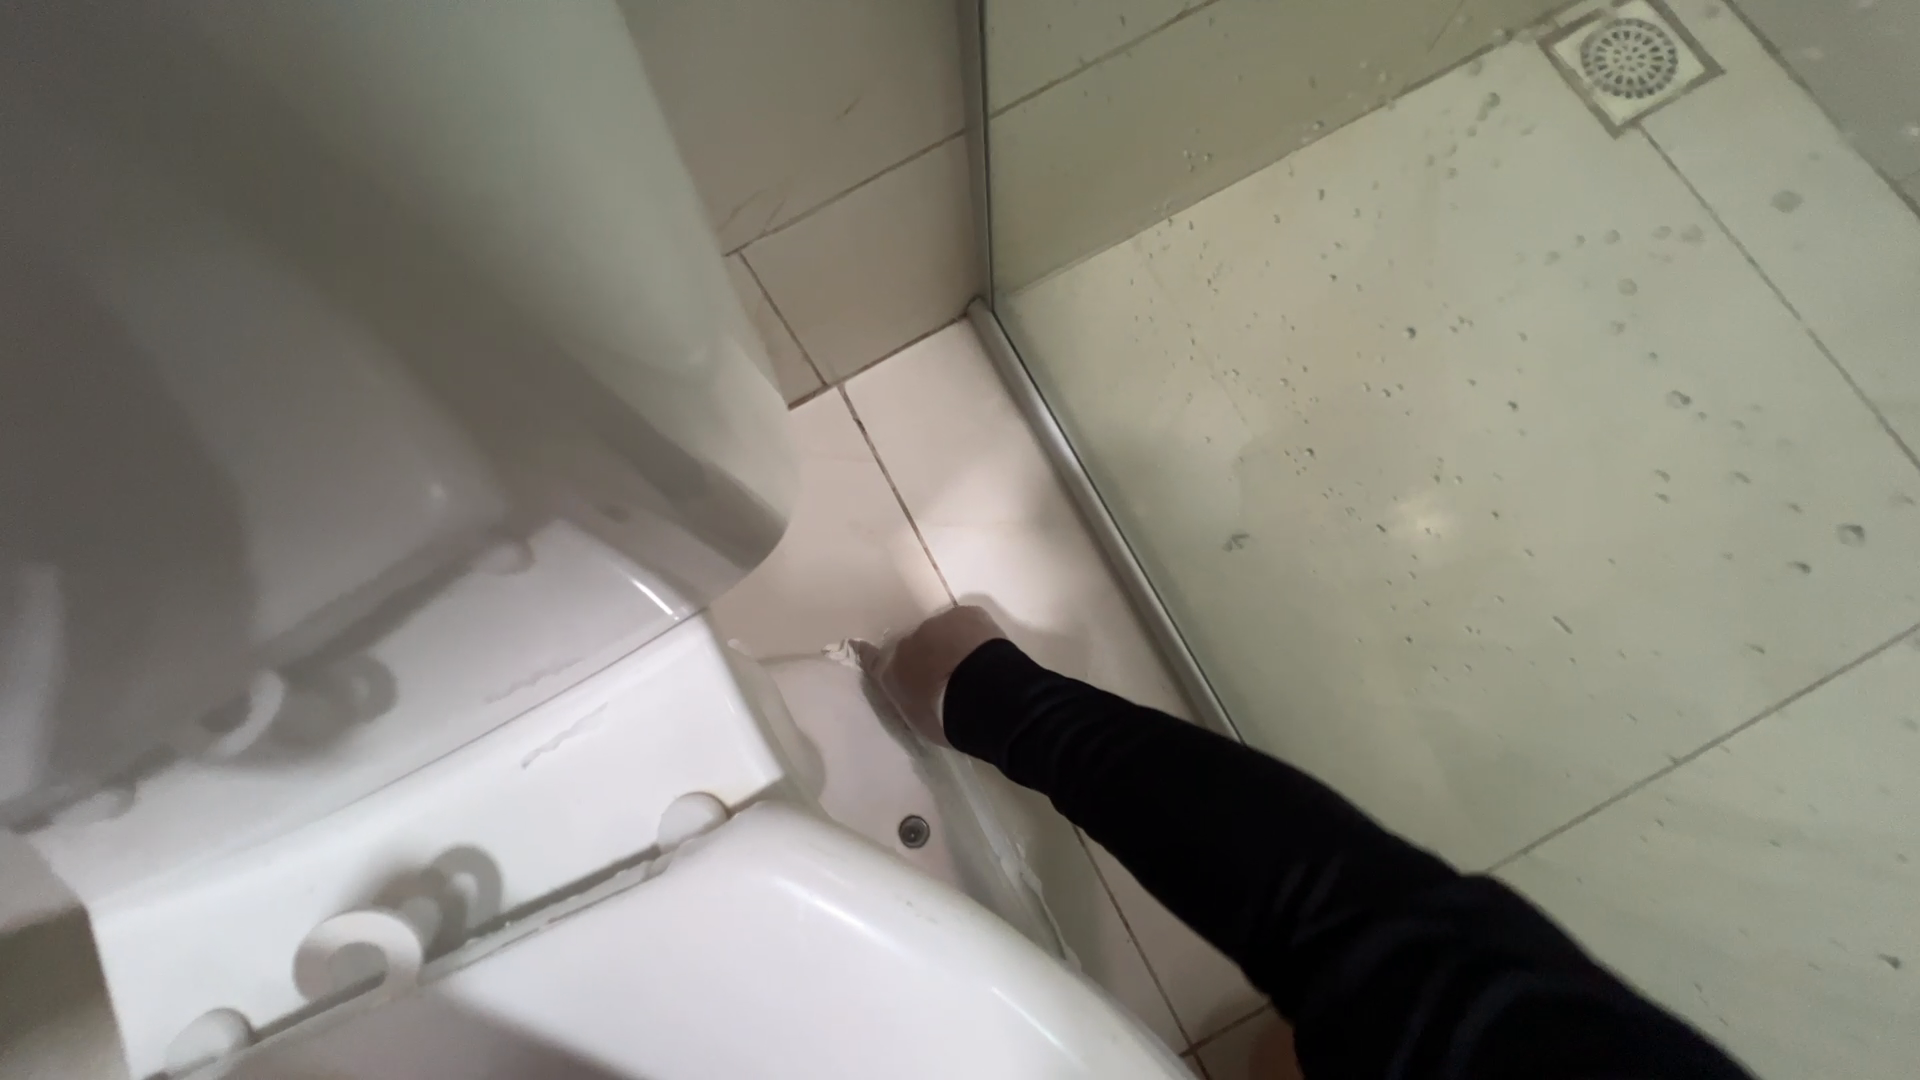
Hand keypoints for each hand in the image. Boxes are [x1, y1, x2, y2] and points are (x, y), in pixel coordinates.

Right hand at [853, 605, 1006, 746]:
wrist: (980, 694)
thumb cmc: (945, 717)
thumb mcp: (918, 717)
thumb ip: (911, 699)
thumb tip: (916, 693)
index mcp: (890, 672)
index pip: (873, 659)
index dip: (867, 653)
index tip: (859, 645)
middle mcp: (907, 643)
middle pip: (913, 645)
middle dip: (926, 656)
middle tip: (946, 675)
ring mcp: (936, 625)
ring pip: (941, 632)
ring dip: (950, 644)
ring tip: (971, 665)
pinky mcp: (964, 614)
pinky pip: (966, 623)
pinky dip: (973, 634)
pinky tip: (986, 651)